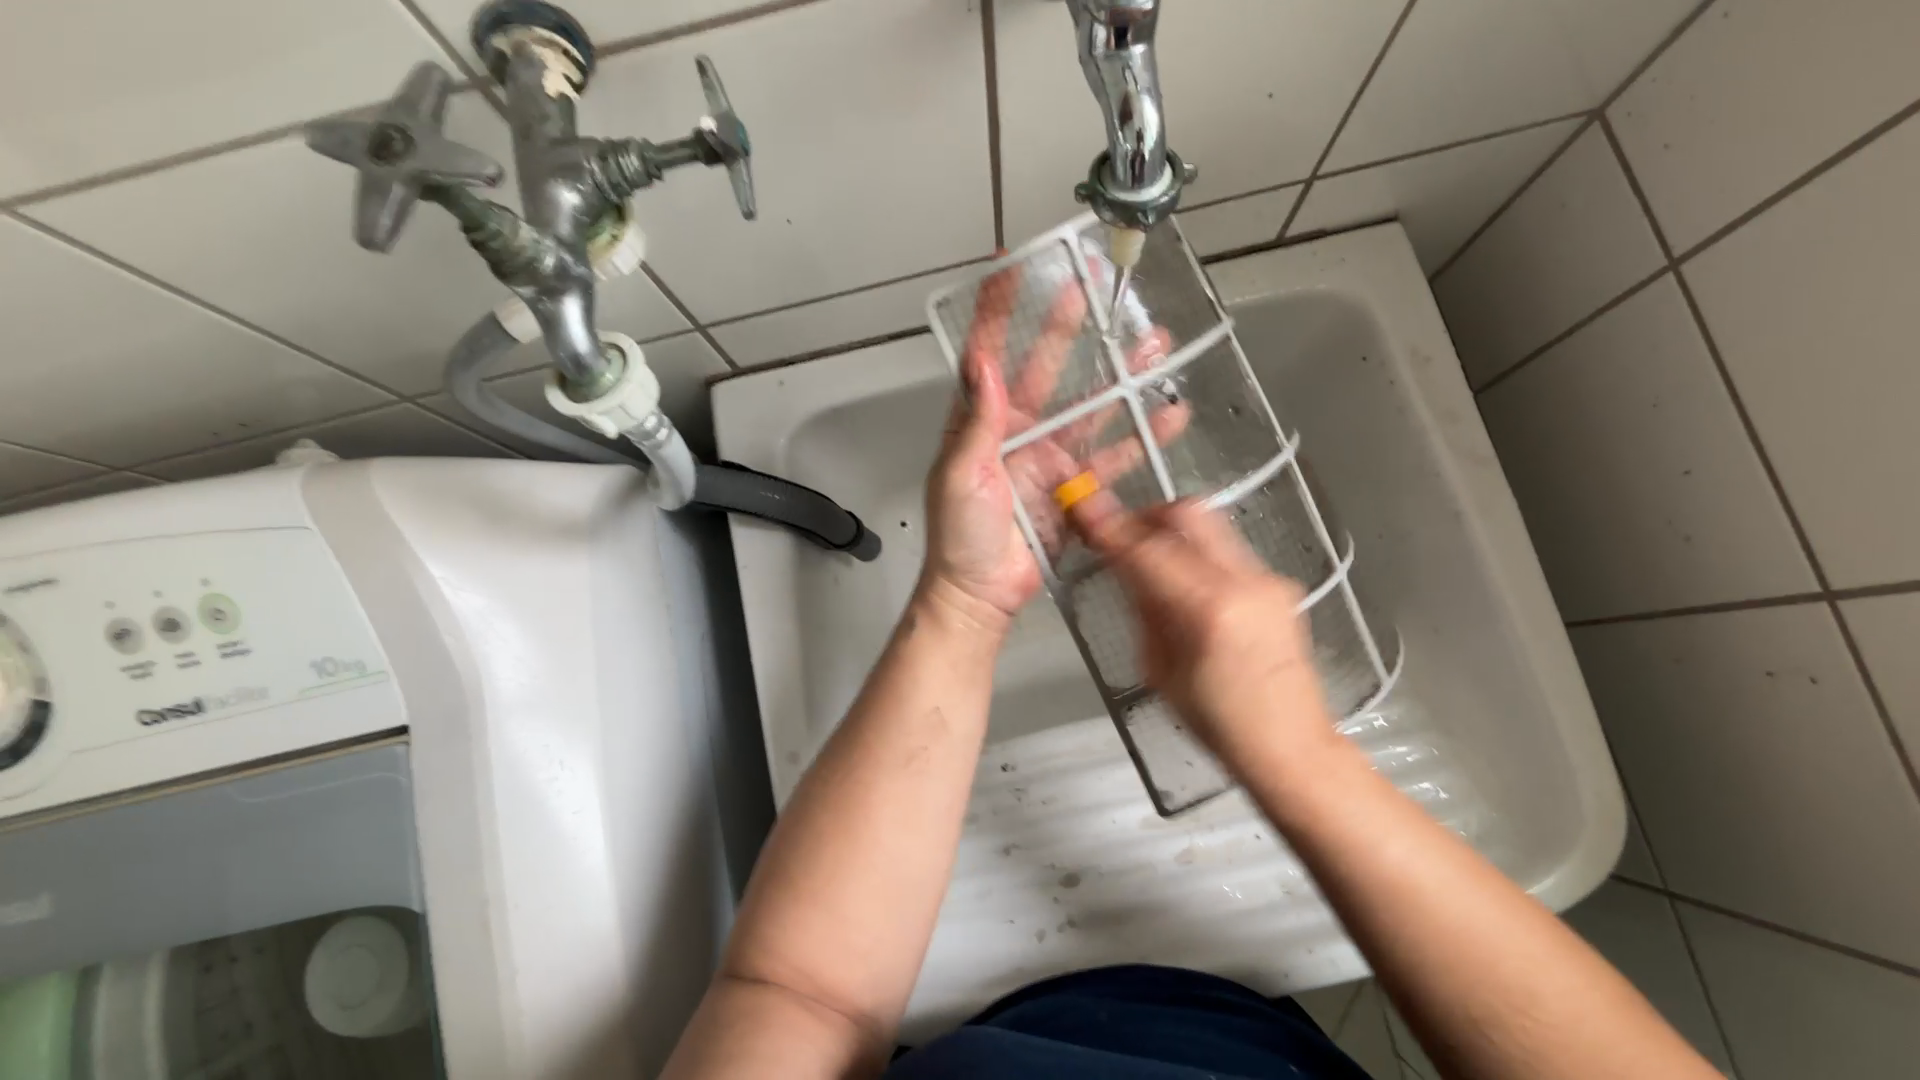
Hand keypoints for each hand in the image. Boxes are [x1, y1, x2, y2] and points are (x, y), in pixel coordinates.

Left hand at [921, 261, 1191, 631]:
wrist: (981, 592)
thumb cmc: (959, 536)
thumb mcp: (961, 473)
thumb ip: (977, 420)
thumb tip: (981, 360)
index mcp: (984, 422)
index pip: (990, 353)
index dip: (998, 310)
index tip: (1008, 266)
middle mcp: (1020, 431)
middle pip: (1049, 366)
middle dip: (1072, 325)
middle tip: (1097, 286)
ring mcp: (1052, 457)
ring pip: (1092, 405)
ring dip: (1121, 376)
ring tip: (1154, 344)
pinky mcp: (1077, 486)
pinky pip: (1114, 455)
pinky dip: (1141, 436)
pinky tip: (1167, 414)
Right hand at [1070, 494, 1337, 765]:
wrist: (1290, 745)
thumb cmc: (1217, 723)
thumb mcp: (1160, 669)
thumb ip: (1145, 609)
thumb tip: (1126, 568)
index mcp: (1208, 610)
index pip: (1149, 548)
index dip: (1112, 526)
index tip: (1085, 510)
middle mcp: (1245, 583)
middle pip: (1190, 514)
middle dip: (1148, 515)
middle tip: (1123, 531)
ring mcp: (1269, 580)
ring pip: (1212, 528)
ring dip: (1174, 535)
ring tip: (1152, 564)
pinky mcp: (1280, 586)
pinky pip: (1229, 554)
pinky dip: (1199, 557)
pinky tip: (1188, 589)